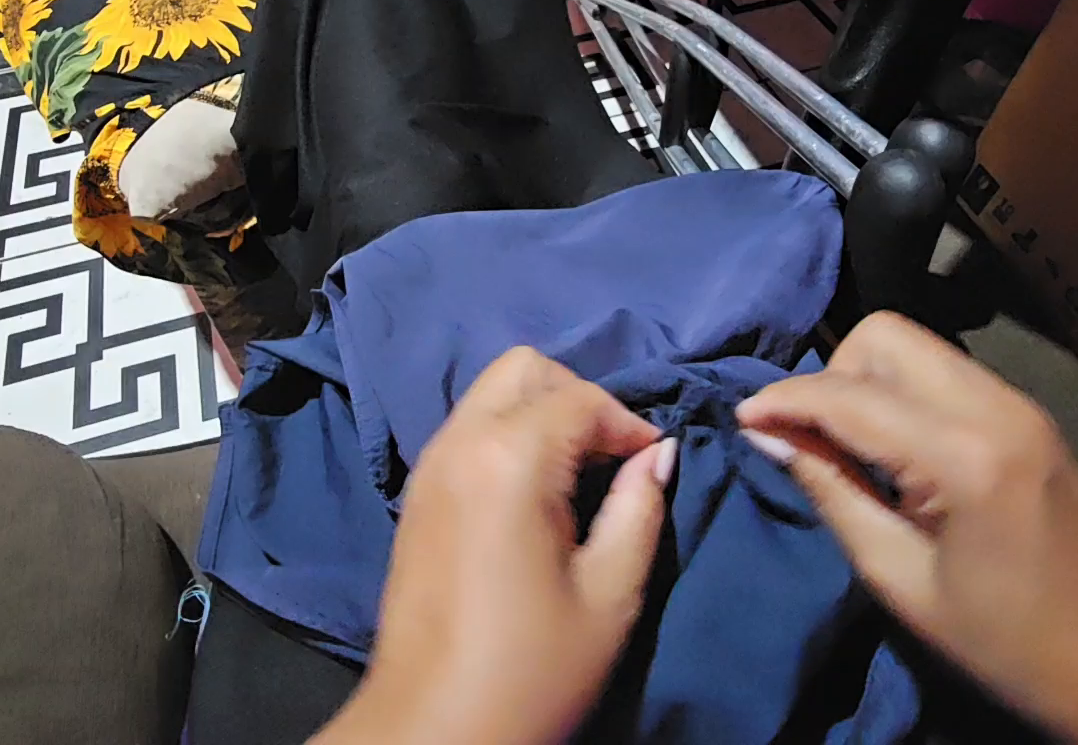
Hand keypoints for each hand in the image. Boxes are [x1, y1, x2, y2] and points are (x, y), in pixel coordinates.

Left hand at [313, 347, 676, 744]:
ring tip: (576, 471)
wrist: (431, 729)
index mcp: (509, 457)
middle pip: (524, 368)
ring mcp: (431, 459)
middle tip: (609, 456)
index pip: (581, 398)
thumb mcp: (609, 593)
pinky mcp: (418, 485)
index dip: (629, 423)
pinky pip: (471, 424)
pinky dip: (509, 430)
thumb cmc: (531, 668)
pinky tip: (534, 488)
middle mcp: (461, 439)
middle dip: (578, 396)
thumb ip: (640, 507)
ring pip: (493, 390)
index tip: (654, 462)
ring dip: (542, 411)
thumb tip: (658, 452)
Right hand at [736, 313, 1077, 744]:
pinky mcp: (1025, 412)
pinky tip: (896, 446)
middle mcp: (995, 408)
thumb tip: (764, 431)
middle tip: (818, 438)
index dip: (782, 400)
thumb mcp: (896, 576)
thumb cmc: (1009, 644)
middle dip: (831, 376)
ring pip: (908, 342)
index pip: (846, 394)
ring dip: (862, 378)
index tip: (745, 421)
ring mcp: (1018, 403)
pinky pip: (937, 368)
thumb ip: (827, 487)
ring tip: (854, 444)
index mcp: (964, 457)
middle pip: (882, 335)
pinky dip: (896, 388)